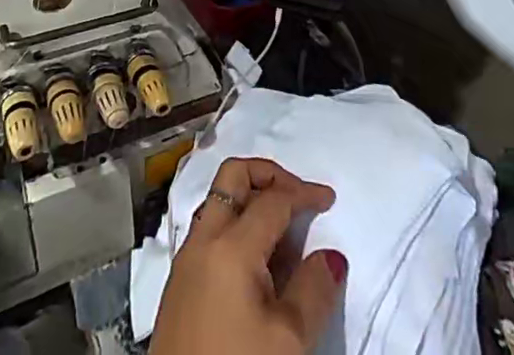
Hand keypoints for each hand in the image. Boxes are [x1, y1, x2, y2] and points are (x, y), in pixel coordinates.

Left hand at [151, 158, 345, 354]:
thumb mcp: (290, 338)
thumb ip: (313, 289)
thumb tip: (330, 254)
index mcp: (229, 245)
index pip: (269, 200)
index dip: (302, 193)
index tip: (330, 198)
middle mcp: (203, 237)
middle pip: (230, 178)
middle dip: (267, 174)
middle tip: (301, 196)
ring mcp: (188, 253)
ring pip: (218, 201)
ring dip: (251, 198)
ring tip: (288, 229)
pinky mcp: (183, 273)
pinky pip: (211, 227)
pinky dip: (238, 223)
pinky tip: (262, 255)